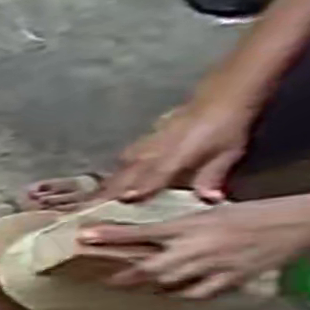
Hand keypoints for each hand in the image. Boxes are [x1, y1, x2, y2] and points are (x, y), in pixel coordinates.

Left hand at [80, 196, 309, 297]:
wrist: (303, 221)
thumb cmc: (253, 213)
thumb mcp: (209, 212)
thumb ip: (176, 226)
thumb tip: (143, 235)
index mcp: (190, 225)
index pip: (141, 232)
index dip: (110, 236)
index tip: (84, 236)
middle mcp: (197, 247)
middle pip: (147, 267)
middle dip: (123, 276)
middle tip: (106, 280)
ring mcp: (213, 265)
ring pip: (166, 283)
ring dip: (148, 286)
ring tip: (136, 287)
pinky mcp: (231, 279)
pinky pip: (195, 294)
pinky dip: (180, 295)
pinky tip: (172, 293)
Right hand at [99, 95, 257, 201]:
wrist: (221, 95)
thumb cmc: (228, 126)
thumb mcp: (228, 153)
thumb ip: (212, 177)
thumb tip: (210, 200)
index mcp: (171, 159)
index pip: (146, 182)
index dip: (130, 194)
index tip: (110, 209)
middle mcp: (150, 155)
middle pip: (121, 180)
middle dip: (102, 197)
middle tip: (82, 213)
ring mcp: (141, 148)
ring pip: (116, 172)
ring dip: (102, 188)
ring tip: (86, 203)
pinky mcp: (139, 144)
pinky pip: (120, 163)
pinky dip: (112, 175)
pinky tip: (107, 183)